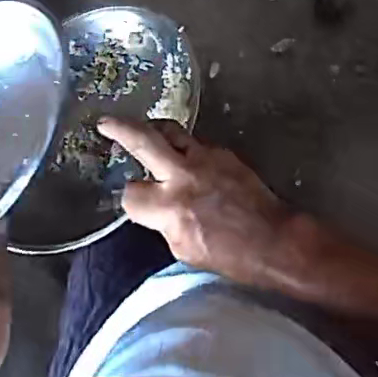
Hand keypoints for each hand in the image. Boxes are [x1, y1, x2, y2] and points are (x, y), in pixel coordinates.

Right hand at [97, 117, 295, 287]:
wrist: (272, 237)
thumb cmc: (229, 254)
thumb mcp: (183, 248)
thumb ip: (163, 221)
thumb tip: (156, 206)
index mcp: (170, 206)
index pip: (131, 193)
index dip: (130, 198)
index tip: (134, 200)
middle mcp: (183, 174)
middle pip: (144, 139)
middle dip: (120, 128)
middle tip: (105, 122)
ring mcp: (205, 157)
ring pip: (171, 130)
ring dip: (154, 129)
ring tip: (143, 129)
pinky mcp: (223, 152)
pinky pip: (196, 143)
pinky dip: (185, 147)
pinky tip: (186, 159)